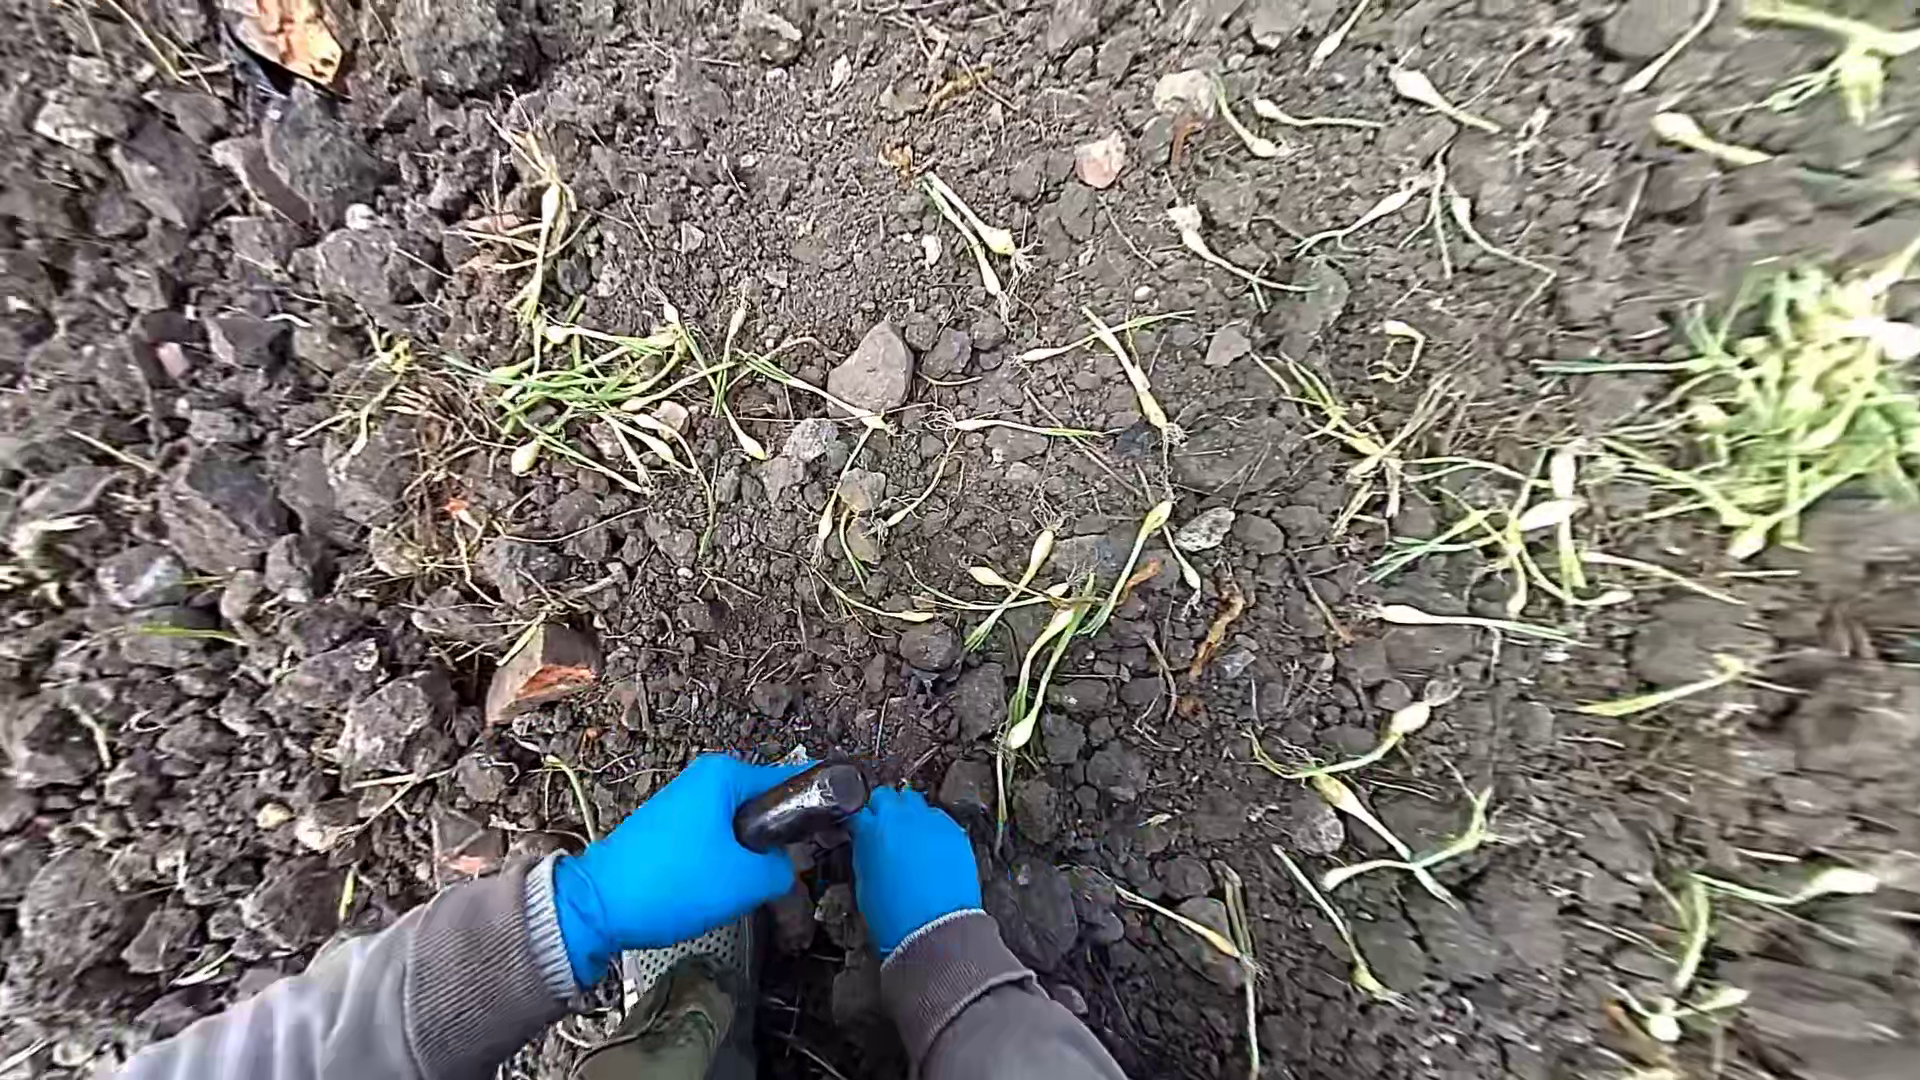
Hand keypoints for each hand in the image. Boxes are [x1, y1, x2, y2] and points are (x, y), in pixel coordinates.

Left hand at [552, 754, 804, 985]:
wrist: (591, 910)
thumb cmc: (671, 883)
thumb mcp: (743, 881)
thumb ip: (783, 870)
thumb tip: (789, 868)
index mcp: (725, 773)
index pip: (789, 780)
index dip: (815, 805)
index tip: (833, 827)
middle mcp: (706, 776)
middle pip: (765, 801)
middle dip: (778, 834)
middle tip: (789, 865)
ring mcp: (686, 798)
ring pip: (740, 820)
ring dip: (751, 848)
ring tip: (753, 878)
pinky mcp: (671, 822)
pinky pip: (716, 831)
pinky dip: (727, 852)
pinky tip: (724, 880)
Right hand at [848, 786, 980, 953]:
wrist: (936, 931)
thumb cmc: (896, 917)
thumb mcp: (865, 884)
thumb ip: (865, 852)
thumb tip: (867, 842)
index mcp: (873, 831)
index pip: (860, 810)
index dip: (862, 821)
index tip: (865, 828)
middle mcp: (901, 818)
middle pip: (887, 796)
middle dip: (885, 808)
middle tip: (887, 828)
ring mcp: (930, 821)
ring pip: (915, 801)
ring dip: (910, 814)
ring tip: (911, 837)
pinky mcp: (953, 829)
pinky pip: (939, 818)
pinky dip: (933, 827)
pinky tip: (931, 848)